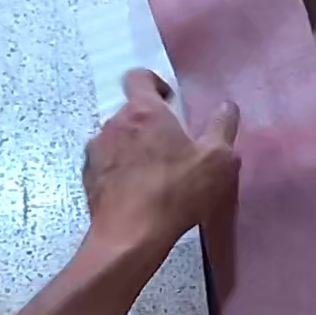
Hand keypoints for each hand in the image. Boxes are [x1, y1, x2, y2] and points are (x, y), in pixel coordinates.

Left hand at [82, 70, 238, 254]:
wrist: (130, 237)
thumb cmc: (176, 192)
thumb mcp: (218, 160)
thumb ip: (223, 127)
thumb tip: (227, 107)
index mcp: (145, 111)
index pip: (139, 77)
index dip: (154, 83)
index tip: (170, 101)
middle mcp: (114, 123)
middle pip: (132, 112)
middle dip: (151, 124)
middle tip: (174, 147)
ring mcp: (96, 151)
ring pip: (118, 139)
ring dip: (135, 148)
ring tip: (157, 174)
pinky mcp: (88, 178)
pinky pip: (107, 165)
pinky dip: (122, 171)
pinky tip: (139, 193)